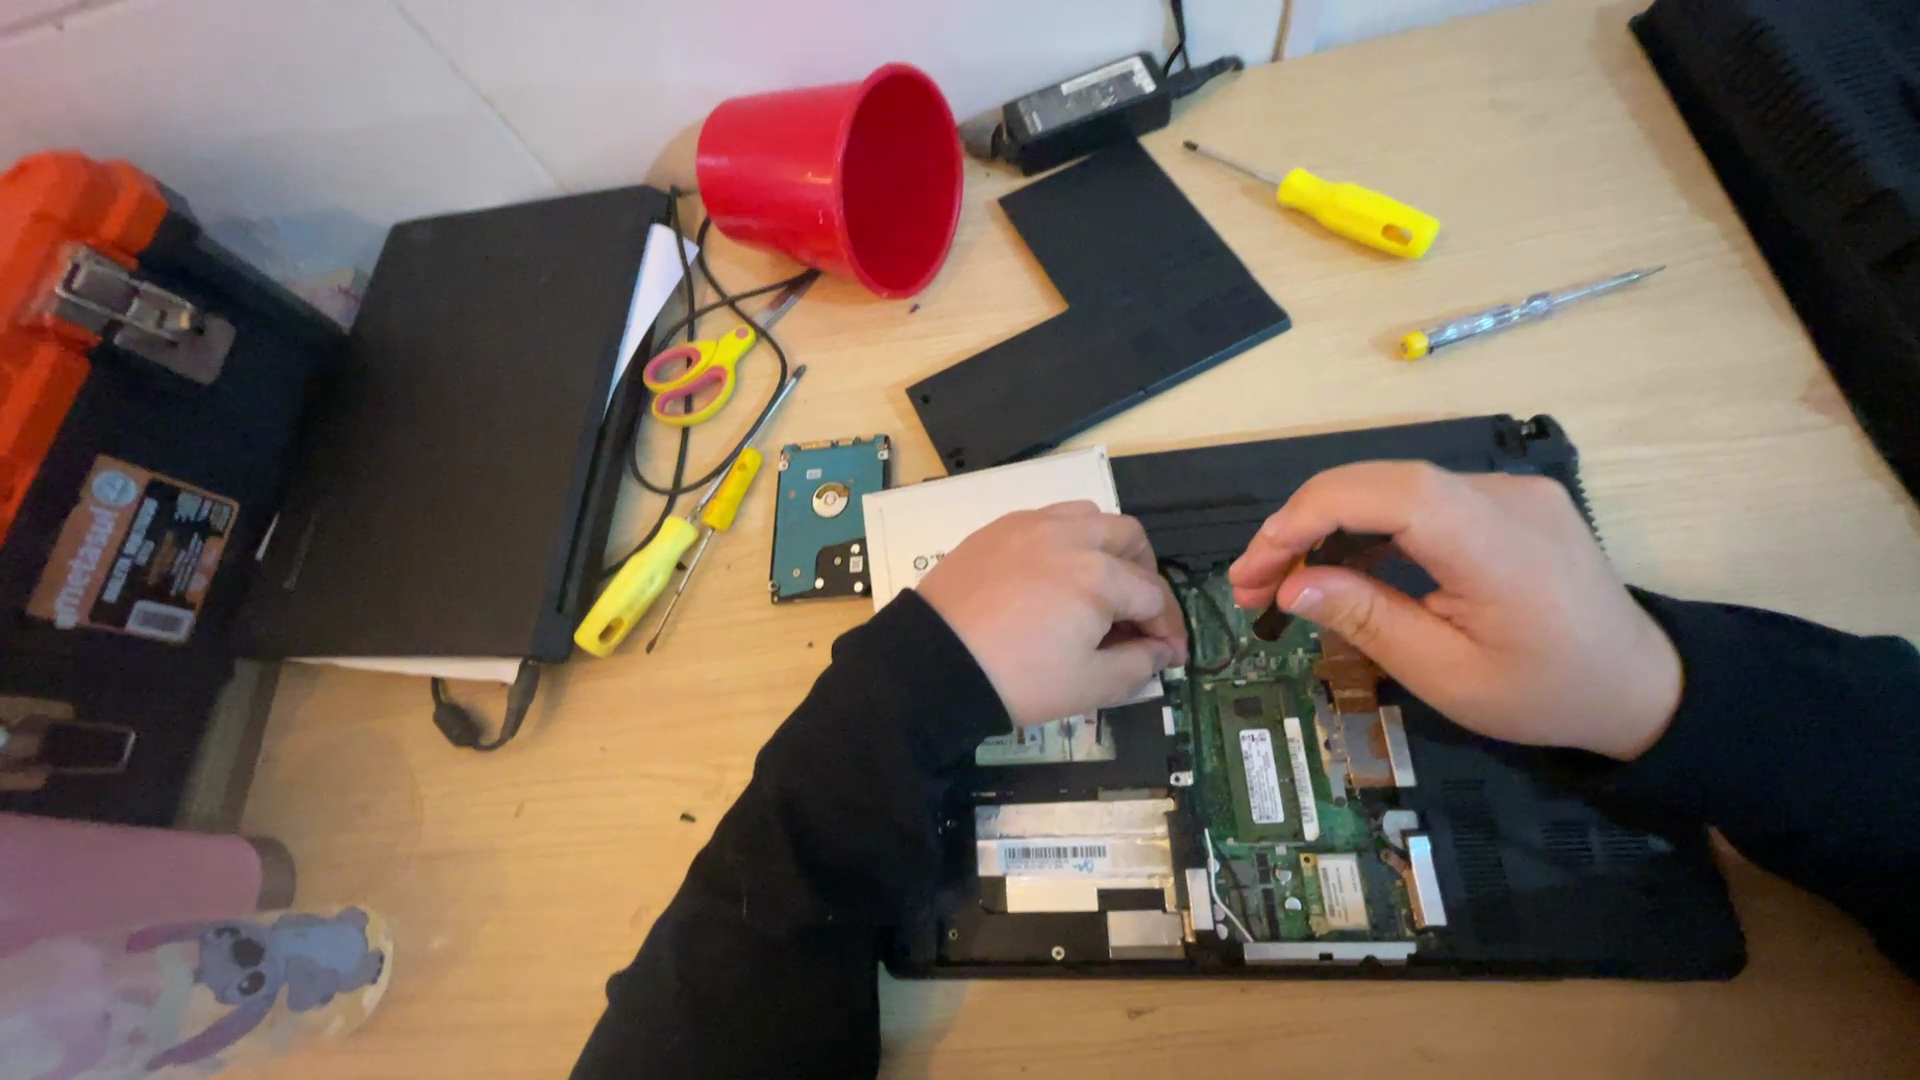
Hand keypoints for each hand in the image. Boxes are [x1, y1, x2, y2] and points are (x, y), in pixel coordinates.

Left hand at [917, 502, 1188, 726]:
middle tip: (1139, 613)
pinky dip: (1066, 539)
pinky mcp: (997, 528)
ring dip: (1108, 546)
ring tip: (1100, 583)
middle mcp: (1071, 537)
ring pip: (1089, 517)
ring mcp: (1031, 526)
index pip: (1154, 596)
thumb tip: (1159, 651)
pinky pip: (1046, 518)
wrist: (935, 663)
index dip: (1167, 629)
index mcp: (1101, 576)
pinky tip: (1054, 573)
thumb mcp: (1089, 685)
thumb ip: (1138, 666)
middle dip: (1145, 575)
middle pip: (1130, 539)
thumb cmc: (1018, 678)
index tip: (1167, 655)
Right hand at [1227, 462, 1681, 760]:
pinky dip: (1358, 530)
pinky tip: (1332, 568)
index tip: (1259, 564)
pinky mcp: (1495, 499)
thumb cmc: (1544, 692)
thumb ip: (1367, 620)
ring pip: (1384, 489)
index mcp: (1499, 545)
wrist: (1641, 684)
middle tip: (1249, 582)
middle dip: (1298, 526)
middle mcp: (1501, 496)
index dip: (1311, 514)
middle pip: (1375, 483)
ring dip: (1320, 528)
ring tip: (1278, 580)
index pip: (1390, 494)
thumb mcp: (1447, 675)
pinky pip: (1408, 502)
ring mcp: (1501, 491)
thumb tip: (1288, 586)